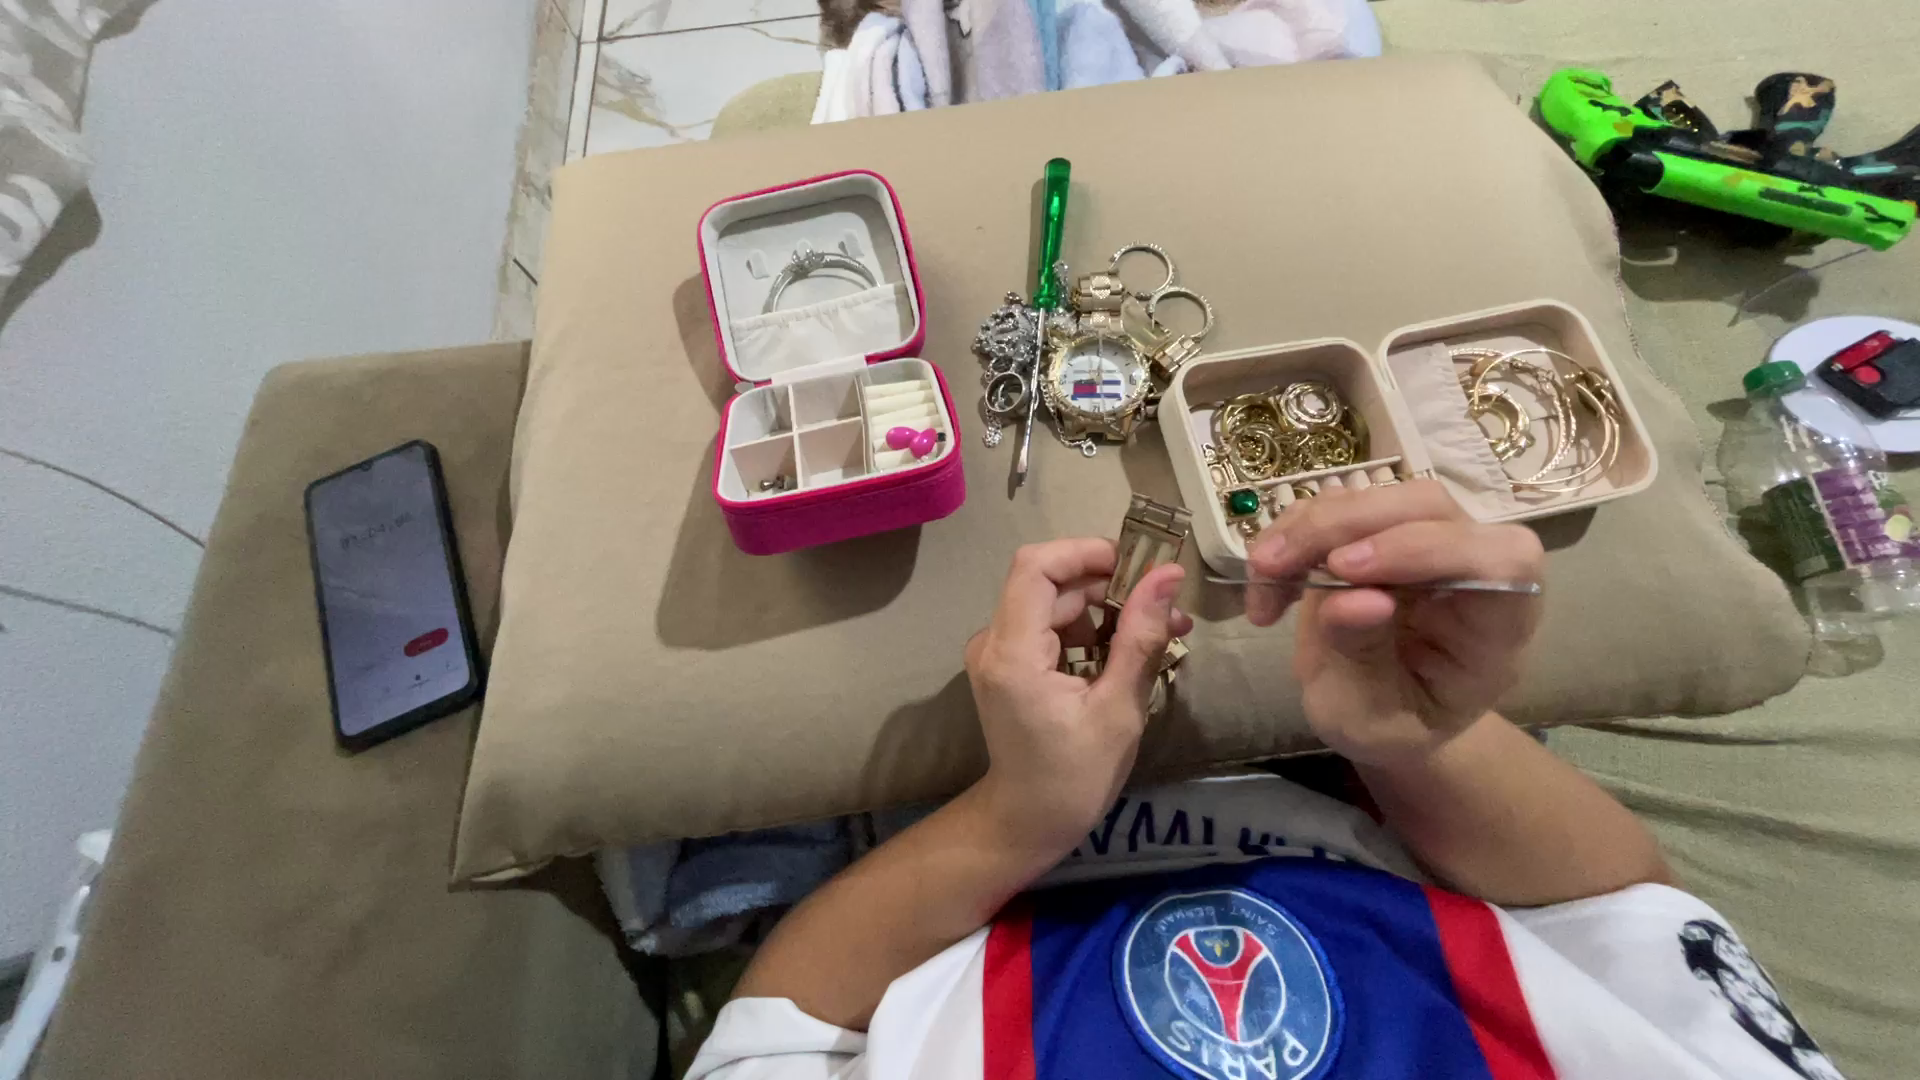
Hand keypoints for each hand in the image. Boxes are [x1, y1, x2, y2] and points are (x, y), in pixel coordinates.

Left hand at [964, 539, 1193, 857]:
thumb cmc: (1075, 775)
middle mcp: (992, 641)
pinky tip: (1125, 649)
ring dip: (1103, 608)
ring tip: (1157, 632)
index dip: (1085, 552)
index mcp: (1012, 652)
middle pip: (1047, 582)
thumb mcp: (1119, 707)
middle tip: (1165, 608)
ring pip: (1051, 601)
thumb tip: (1168, 575)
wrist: (1028, 820)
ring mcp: (995, 650)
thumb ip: (1140, 636)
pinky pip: (1046, 625)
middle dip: (1108, 585)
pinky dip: (1086, 629)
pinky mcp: (1006, 661)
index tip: (1137, 565)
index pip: (1036, 567)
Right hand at [1245, 481, 1543, 767]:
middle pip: (1424, 508)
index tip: (1343, 572)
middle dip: (1342, 524)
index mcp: (1496, 622)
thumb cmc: (1388, 724)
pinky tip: (1266, 581)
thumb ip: (1363, 658)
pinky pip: (1331, 510)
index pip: (1498, 558)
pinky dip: (1287, 535)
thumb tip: (1351, 599)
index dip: (1423, 549)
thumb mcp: (1370, 715)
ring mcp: (1419, 543)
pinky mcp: (1372, 536)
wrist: (1373, 712)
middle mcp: (1467, 567)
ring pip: (1372, 498)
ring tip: (1260, 575)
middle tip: (1274, 564)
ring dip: (1303, 527)